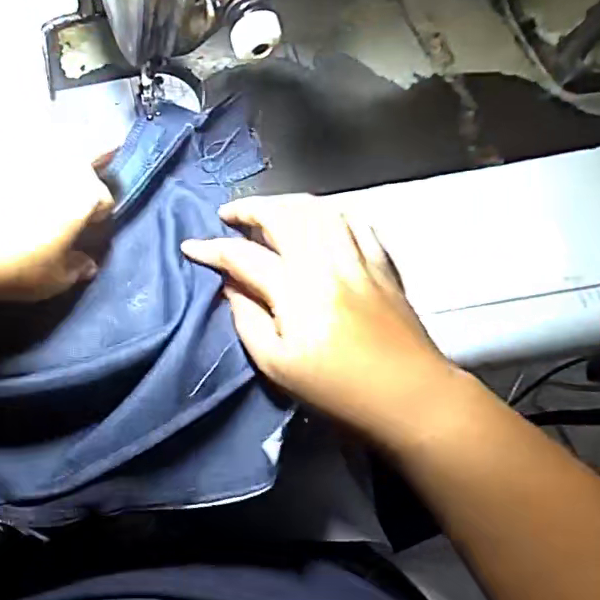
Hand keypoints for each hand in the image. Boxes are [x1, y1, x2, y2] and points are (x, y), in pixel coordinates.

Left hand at [0, 117, 115, 301]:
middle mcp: (65, 152)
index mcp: (86, 191)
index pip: (105, 200)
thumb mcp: (48, 282)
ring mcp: (25, 130)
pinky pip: (10, 123)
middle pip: (97, 143)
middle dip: (92, 160)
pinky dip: (10, 138)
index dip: (94, 215)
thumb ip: (75, 269)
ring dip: (54, 143)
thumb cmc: (4, 264)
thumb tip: (87, 263)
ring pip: (55, 126)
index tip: (80, 227)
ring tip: (32, 166)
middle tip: (67, 184)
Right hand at [182, 195, 463, 442]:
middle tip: (229, 215)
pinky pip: (355, 223)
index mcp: (295, 289)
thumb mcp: (277, 366)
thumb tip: (231, 287)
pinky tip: (321, 222)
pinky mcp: (383, 265)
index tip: (190, 246)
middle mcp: (326, 262)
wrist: (409, 395)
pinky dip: (331, 215)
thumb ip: (247, 320)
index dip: (212, 249)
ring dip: (288, 204)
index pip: (244, 256)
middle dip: (250, 208)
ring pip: (321, 210)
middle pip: (284, 215)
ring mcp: (358, 259)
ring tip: (270, 212)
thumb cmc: (337, 390)